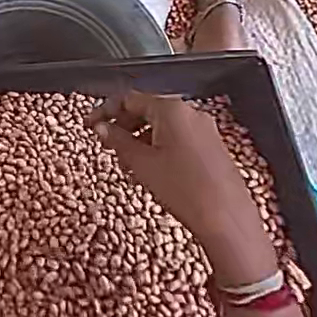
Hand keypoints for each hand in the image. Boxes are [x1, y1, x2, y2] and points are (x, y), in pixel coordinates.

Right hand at [90, 92, 274, 284]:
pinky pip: (178, 137)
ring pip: (162, 125)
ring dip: (140, 137)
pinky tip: (150, 168)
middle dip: (123, 125)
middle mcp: (190, 113)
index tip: (90, 124)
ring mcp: (204, 129)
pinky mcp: (212, 147)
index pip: (129, 99)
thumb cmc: (183, 188)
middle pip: (147, 109)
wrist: (226, 217)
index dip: (105, 111)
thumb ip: (118, 140)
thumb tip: (101, 128)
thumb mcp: (141, 163)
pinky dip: (158, 146)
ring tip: (126, 161)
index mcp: (171, 109)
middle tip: (105, 142)